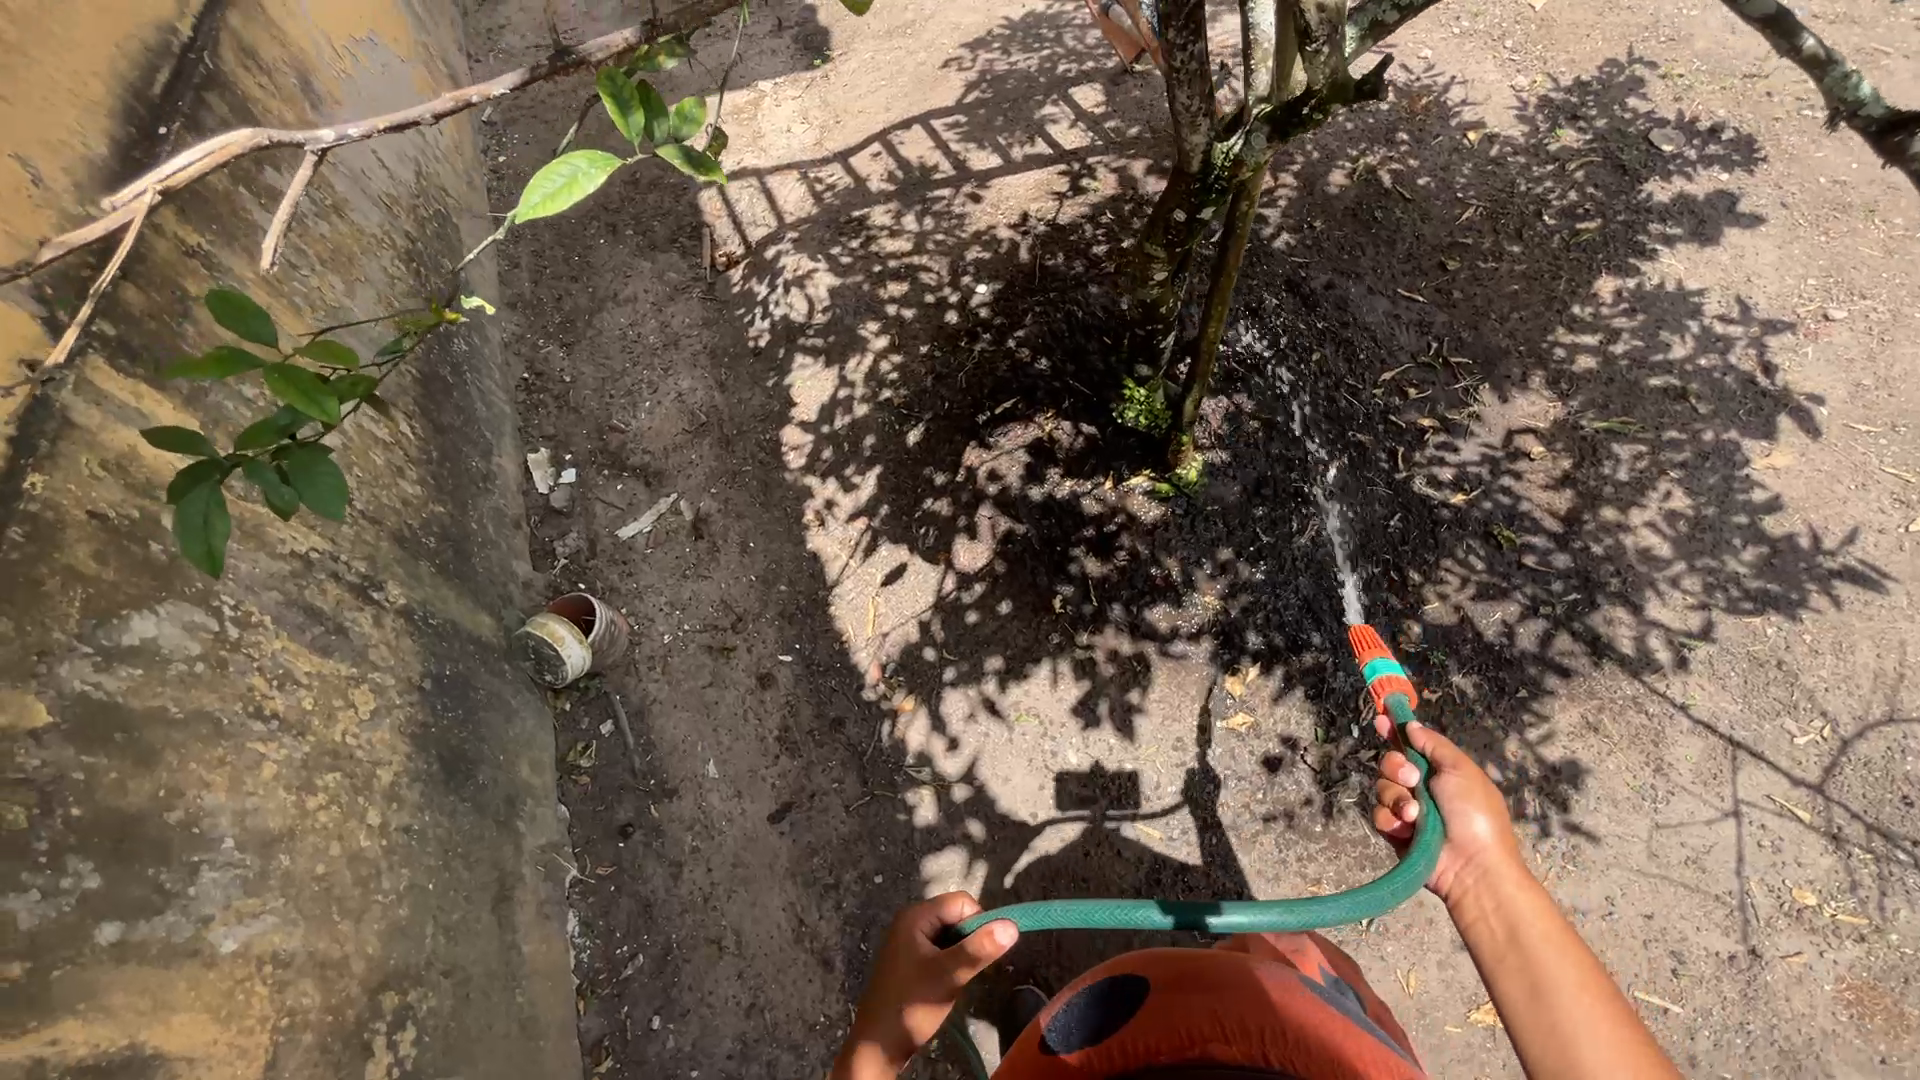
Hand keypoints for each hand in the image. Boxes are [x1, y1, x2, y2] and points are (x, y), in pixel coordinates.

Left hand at [831, 892, 1018, 1078]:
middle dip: (970, 940)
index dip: (979, 923)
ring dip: (962, 954)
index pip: (962, 902)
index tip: (982, 954)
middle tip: (969, 970)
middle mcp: (911, 921)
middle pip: (956, 916)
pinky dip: (951, 963)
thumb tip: (1012, 926)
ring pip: (950, 935)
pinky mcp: (911, 959)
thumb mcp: (949, 976)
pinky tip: (948, 984)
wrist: (877, 1046)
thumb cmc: (911, 1005)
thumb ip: (979, 949)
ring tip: (957, 980)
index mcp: (916, 916)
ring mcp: (909, 940)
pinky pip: (940, 950)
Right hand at [1371, 715, 1524, 905]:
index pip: (1411, 745)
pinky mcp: (1395, 831)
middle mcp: (1421, 788)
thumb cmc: (1474, 815)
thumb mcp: (1462, 771)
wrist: (1472, 866)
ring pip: (1382, 788)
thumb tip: (1411, 724)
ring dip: (1396, 798)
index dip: (1394, 732)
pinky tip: (1406, 829)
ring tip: (1414, 815)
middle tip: (1412, 779)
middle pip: (1390, 763)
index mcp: (1440, 771)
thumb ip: (1434, 744)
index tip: (1380, 720)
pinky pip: (1378, 814)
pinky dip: (1391, 820)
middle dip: (1395, 767)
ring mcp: (1407, 810)